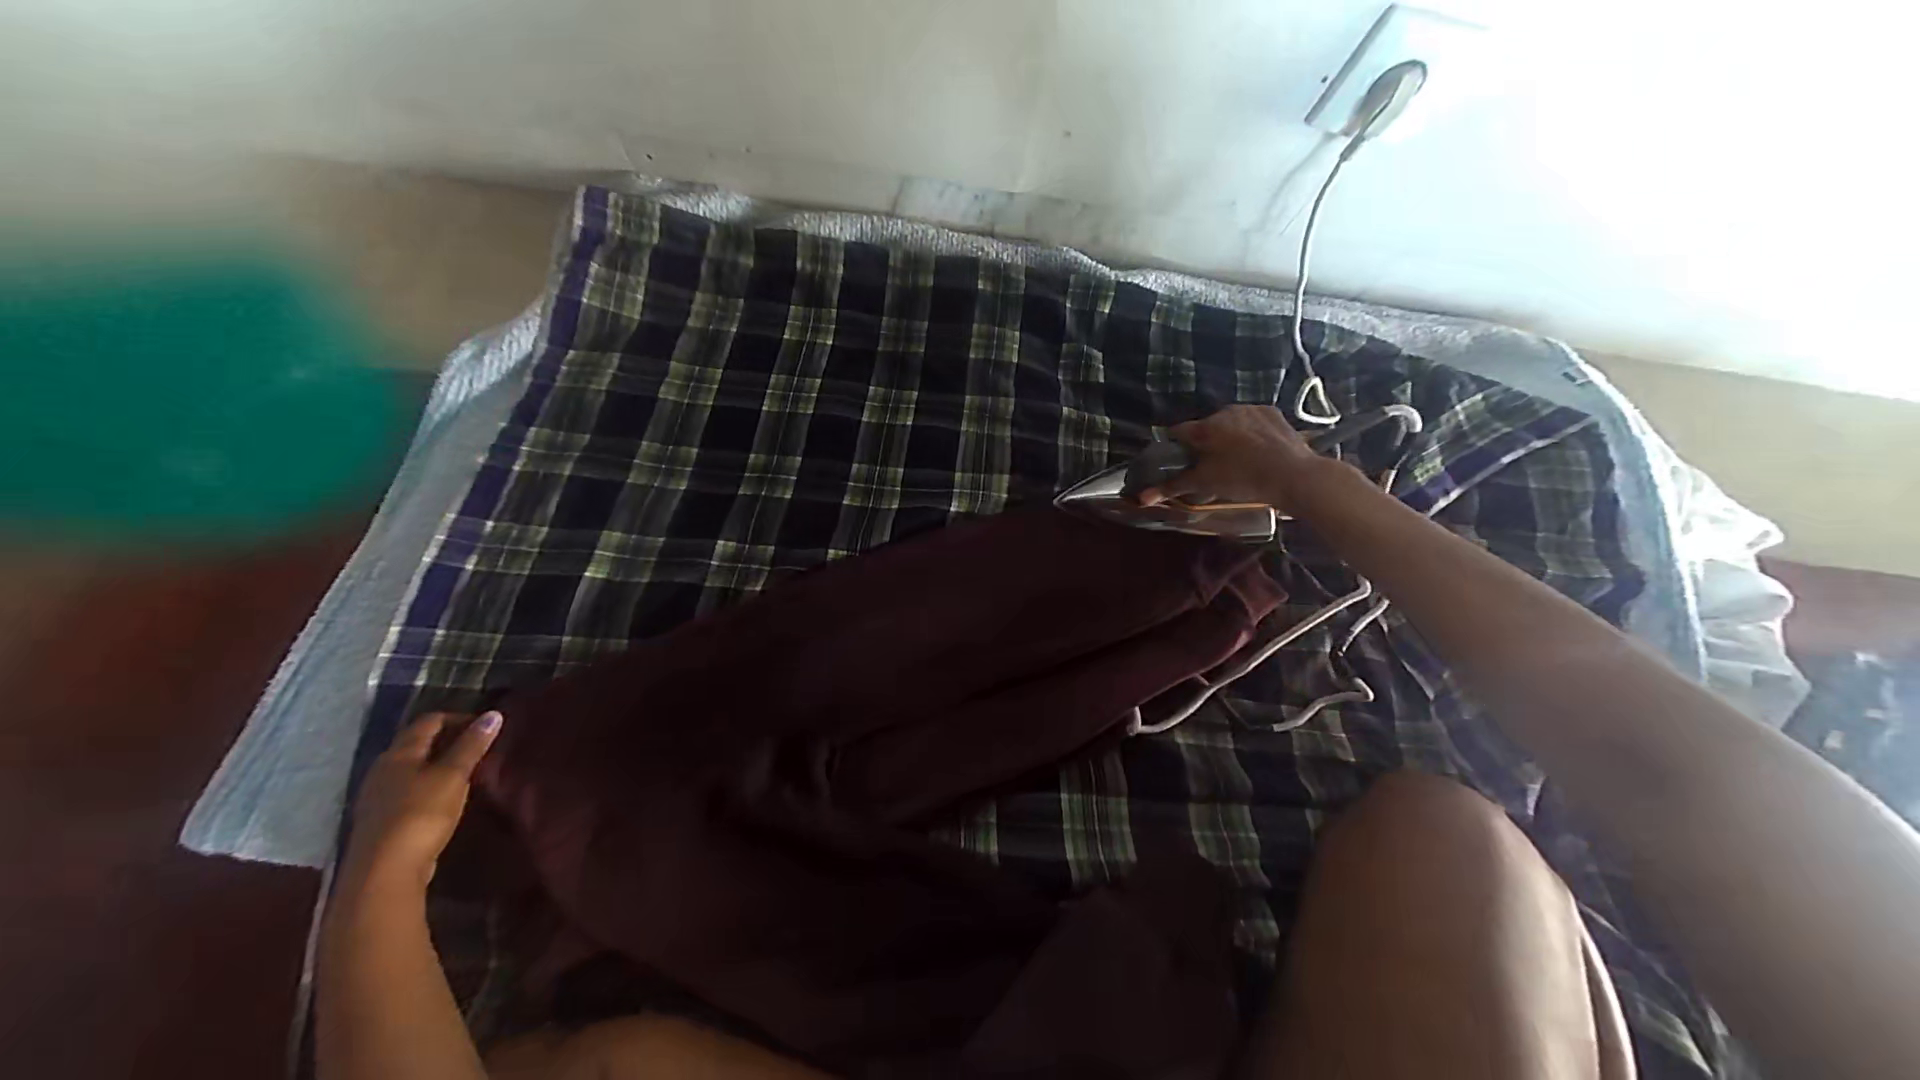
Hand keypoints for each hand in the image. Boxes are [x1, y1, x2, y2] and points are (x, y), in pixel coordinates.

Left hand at [340, 711, 501, 893]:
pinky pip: (410, 788)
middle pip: (419, 742)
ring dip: (441, 763)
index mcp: (399, 753)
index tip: (487, 727)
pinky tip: (448, 796)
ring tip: (471, 770)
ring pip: (414, 767)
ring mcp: (379, 795)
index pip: (429, 721)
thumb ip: (472, 744)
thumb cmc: (421, 814)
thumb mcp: (453, 775)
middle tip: (482, 747)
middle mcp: (383, 769)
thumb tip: (494, 714)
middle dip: (451, 739)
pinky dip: (431, 783)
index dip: (459, 717)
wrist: (385, 872)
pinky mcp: (383, 818)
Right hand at [1136, 405, 1319, 511]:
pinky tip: (1257, 451)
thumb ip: (1172, 487)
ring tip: (1237, 460)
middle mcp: (1224, 411)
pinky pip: (1252, 422)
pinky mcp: (1272, 413)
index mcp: (1204, 427)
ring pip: (1229, 423)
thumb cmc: (1243, 479)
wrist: (1294, 476)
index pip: (1178, 432)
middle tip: (1210, 466)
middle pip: (1205, 427)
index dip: (1174, 446)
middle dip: (1204, 443)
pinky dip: (1250, 433)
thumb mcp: (1204, 484)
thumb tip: (1141, 498)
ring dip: (1228, 437)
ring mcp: (1250, 410)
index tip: (1178, 460)